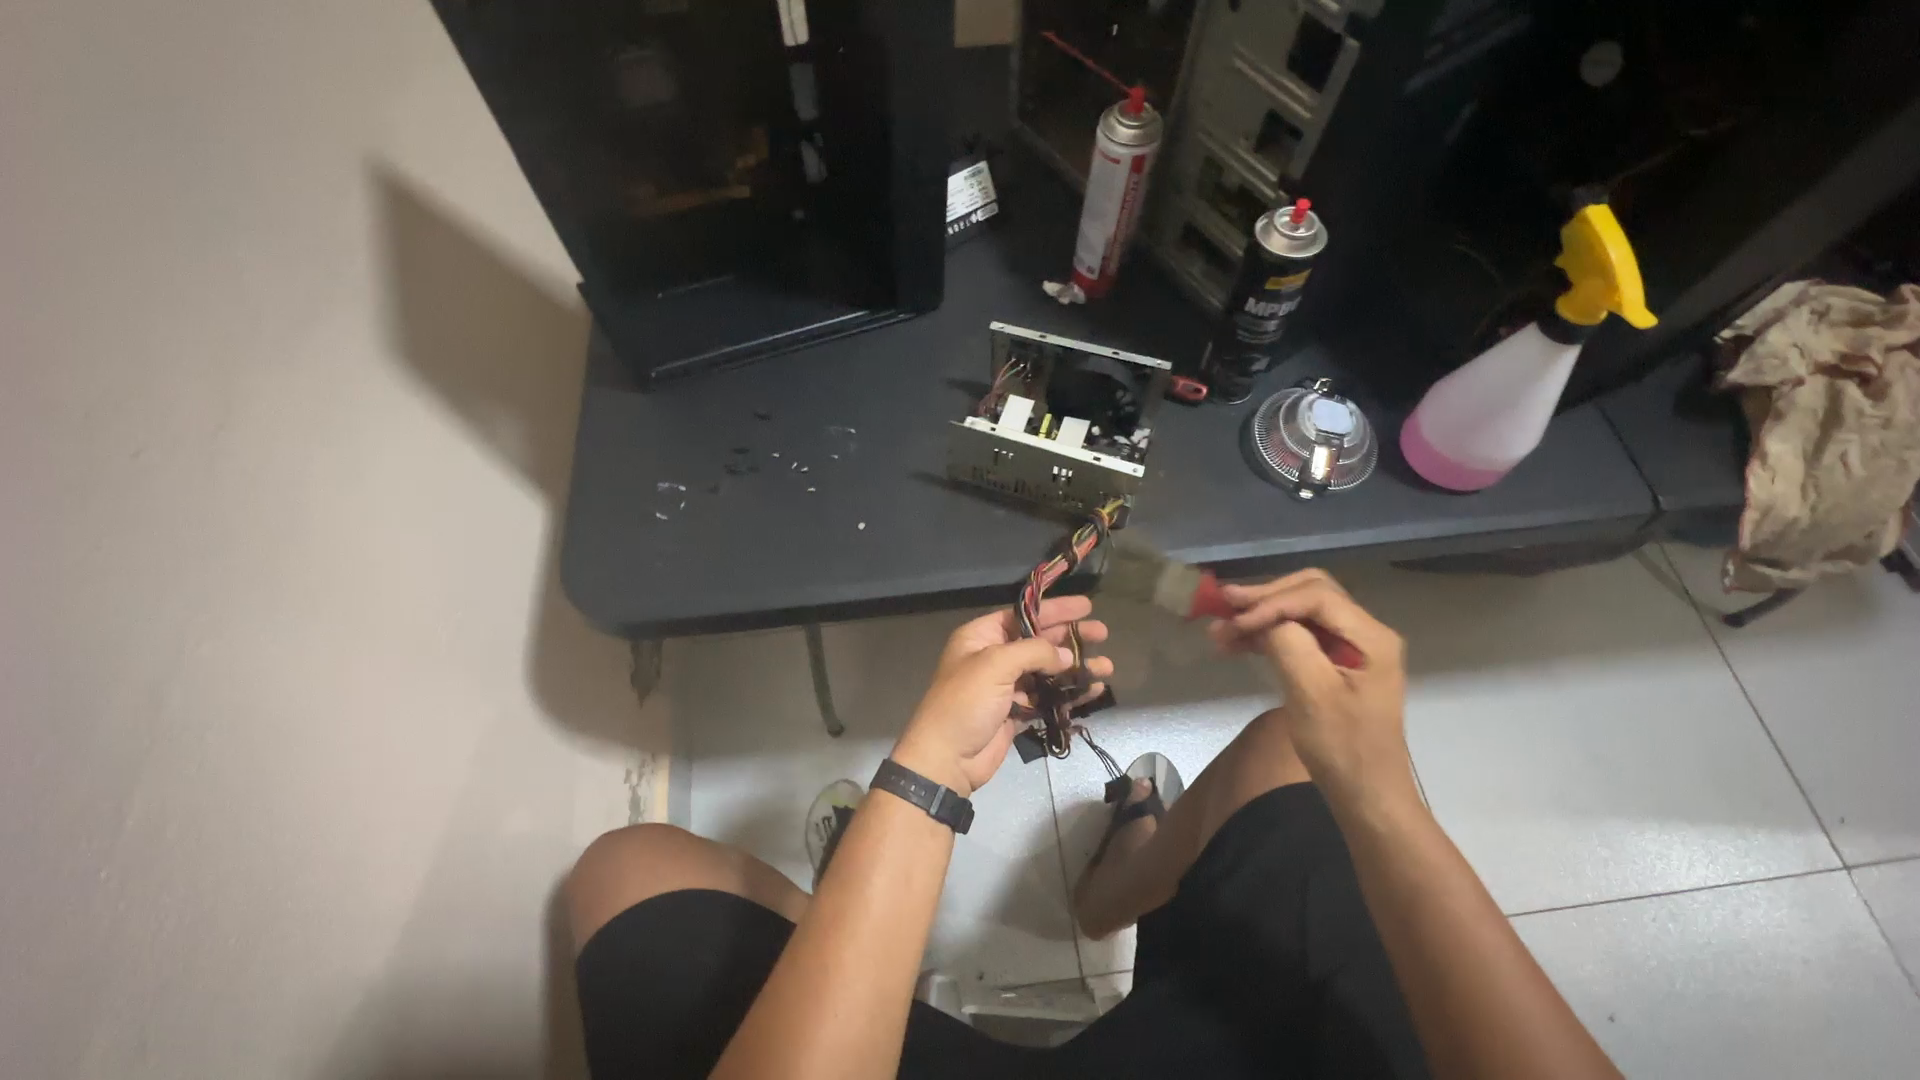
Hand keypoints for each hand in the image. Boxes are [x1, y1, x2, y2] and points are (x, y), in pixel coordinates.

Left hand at [893, 597, 1111, 798]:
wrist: (947, 759)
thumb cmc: (965, 703)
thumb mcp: (995, 665)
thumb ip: (1034, 652)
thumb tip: (1066, 656)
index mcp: (981, 637)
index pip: (1024, 615)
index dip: (1055, 610)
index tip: (1086, 607)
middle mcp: (994, 657)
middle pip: (1039, 640)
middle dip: (1070, 637)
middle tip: (1103, 633)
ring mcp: (1006, 686)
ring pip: (1047, 670)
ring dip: (1075, 668)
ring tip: (1106, 667)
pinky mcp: (1017, 712)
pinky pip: (1048, 696)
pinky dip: (1069, 693)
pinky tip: (1092, 690)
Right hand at [1207, 570, 1418, 813]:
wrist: (1366, 795)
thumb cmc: (1344, 748)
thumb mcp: (1313, 695)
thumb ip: (1289, 645)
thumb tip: (1262, 619)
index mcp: (1371, 637)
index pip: (1316, 597)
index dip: (1272, 602)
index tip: (1235, 620)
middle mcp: (1364, 632)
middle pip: (1309, 592)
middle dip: (1264, 598)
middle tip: (1224, 606)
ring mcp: (1350, 647)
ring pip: (1300, 611)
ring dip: (1261, 616)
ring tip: (1220, 629)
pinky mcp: (1334, 663)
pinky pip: (1298, 634)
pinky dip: (1268, 634)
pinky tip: (1237, 644)